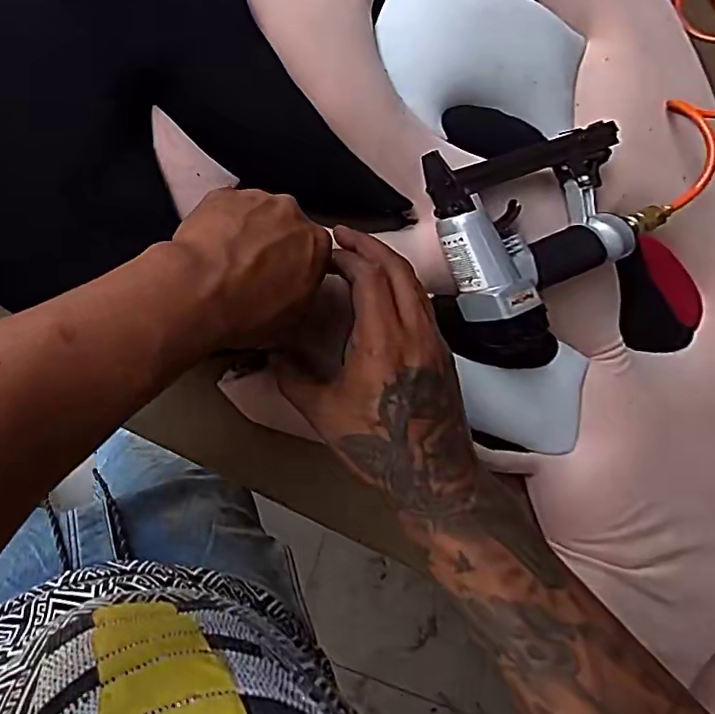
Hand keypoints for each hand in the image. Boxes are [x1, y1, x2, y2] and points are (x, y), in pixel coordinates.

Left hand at [167, 188, 331, 349]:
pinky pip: (225, 206)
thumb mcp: (292, 316)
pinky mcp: (222, 196)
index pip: (312, 246)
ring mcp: (255, 199)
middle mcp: (290, 212)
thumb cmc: (244, 310)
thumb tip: (295, 284)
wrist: (198, 292)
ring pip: (254, 211)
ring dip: (244, 228)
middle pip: (283, 223)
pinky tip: (208, 244)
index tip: (280, 271)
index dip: (294, 260)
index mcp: (315, 243)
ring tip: (223, 256)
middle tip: (249, 265)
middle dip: (270, 240)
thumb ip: (304, 287)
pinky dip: (219, 220)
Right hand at [272, 226, 480, 527]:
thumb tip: (273, 353)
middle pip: (398, 270)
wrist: (434, 478)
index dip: (347, 257)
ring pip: (414, 284)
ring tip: (360, 254)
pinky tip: (381, 290)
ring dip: (387, 261)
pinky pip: (421, 302)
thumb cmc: (379, 448)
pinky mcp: (441, 353)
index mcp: (383, 344)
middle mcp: (414, 334)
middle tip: (343, 235)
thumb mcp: (321, 413)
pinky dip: (400, 283)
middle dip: (370, 245)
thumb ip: (291, 376)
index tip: (326, 252)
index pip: (370, 278)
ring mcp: (433, 342)